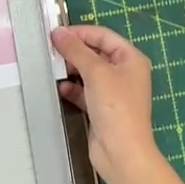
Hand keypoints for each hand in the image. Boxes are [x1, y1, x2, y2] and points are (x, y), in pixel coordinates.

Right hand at [52, 24, 158, 182]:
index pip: (104, 36)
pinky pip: (85, 92)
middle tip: (53, 52)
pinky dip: (74, 89)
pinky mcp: (103, 109)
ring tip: (54, 69)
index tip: (57, 34)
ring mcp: (114, 92)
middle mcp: (125, 73)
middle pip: (96, 53)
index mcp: (131, 59)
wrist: (120, 151)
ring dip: (72, 70)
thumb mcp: (96, 72)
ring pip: (89, 73)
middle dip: (75, 52)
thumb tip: (59, 33)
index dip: (81, 33)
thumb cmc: (115, 107)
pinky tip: (62, 89)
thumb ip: (76, 50)